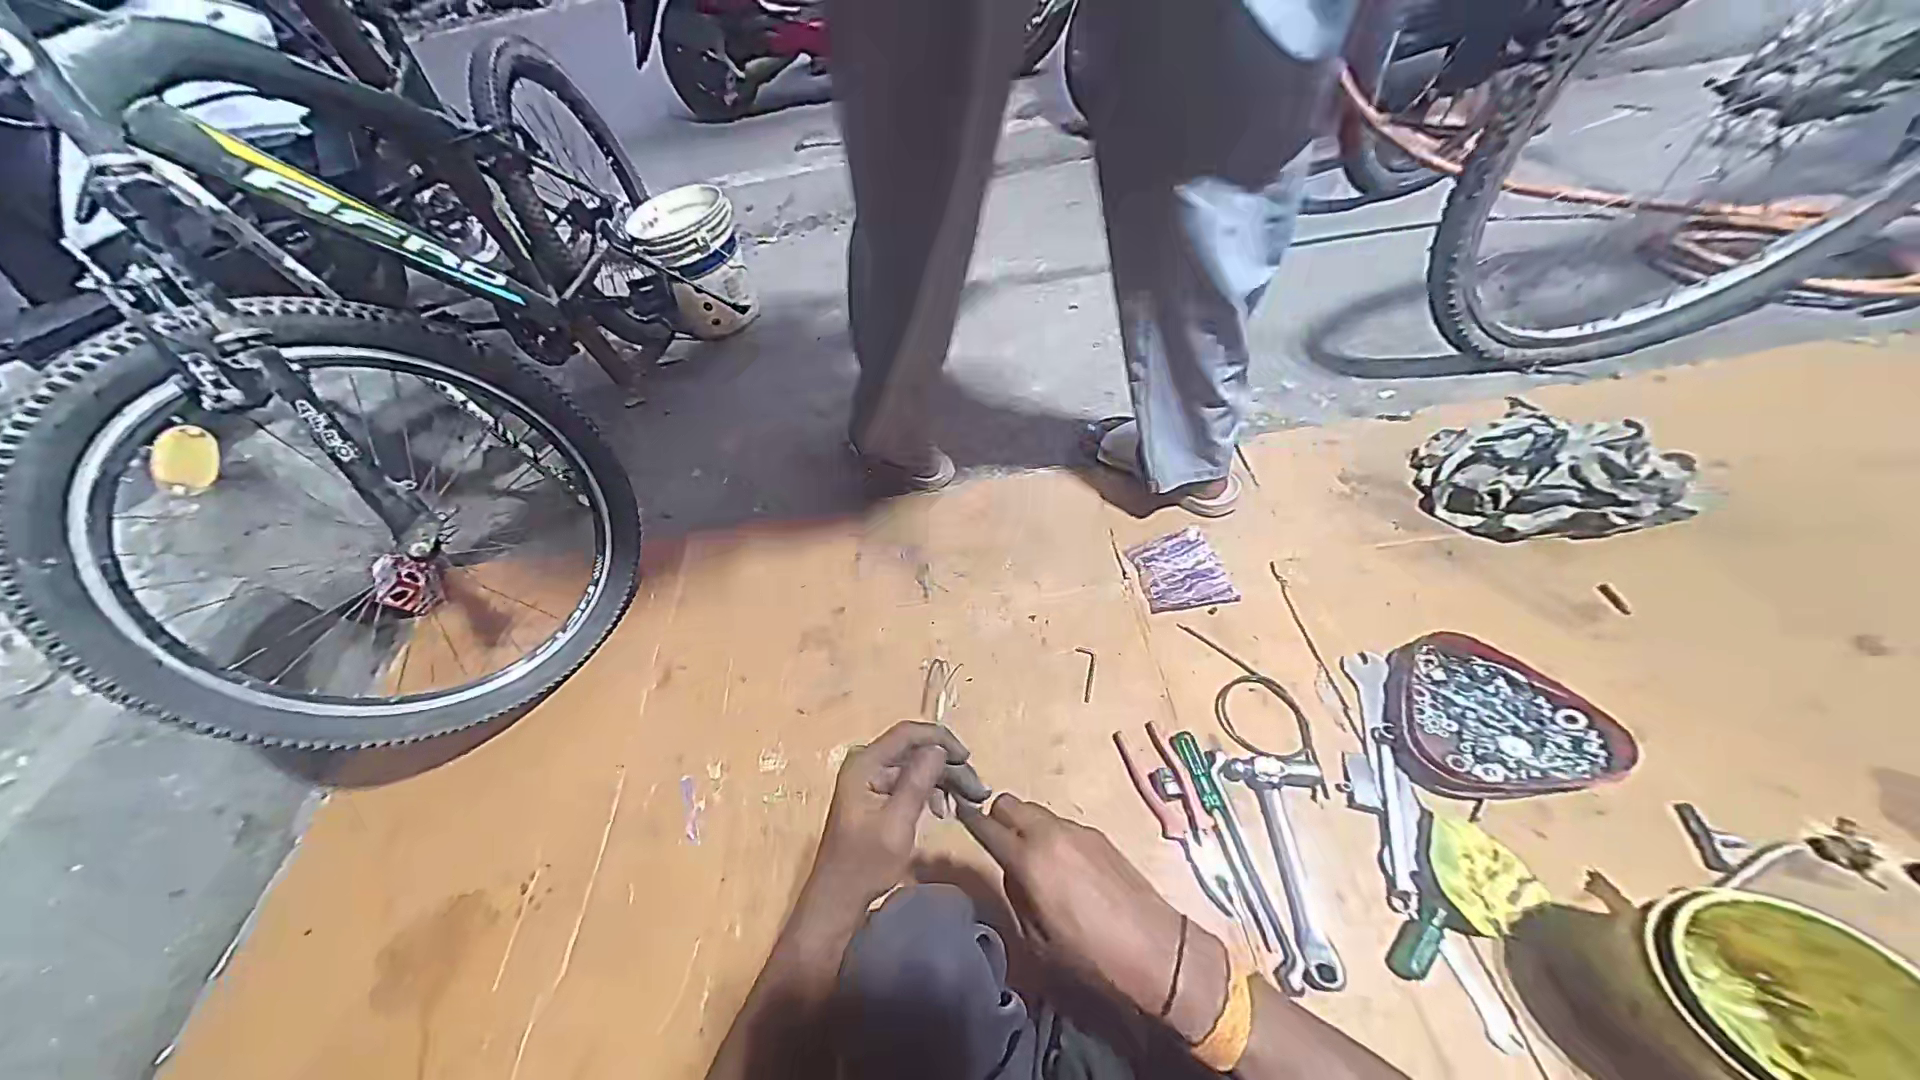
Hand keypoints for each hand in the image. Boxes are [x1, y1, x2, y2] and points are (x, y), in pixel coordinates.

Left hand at [803, 721, 989, 913]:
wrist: (838, 900)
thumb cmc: (864, 865)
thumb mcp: (896, 824)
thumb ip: (917, 782)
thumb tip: (939, 748)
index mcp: (864, 763)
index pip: (908, 733)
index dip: (941, 739)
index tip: (967, 758)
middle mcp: (866, 763)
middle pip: (915, 749)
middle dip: (948, 766)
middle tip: (977, 790)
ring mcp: (870, 778)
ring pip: (916, 765)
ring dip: (944, 779)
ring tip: (970, 800)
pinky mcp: (876, 793)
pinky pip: (910, 780)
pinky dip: (931, 791)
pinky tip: (945, 809)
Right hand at [959, 795, 1228, 1041]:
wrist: (1156, 949)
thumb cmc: (1091, 954)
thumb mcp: (1038, 940)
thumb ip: (1017, 896)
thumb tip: (1013, 873)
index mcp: (1029, 860)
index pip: (987, 826)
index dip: (969, 820)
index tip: (959, 815)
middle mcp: (1050, 834)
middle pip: (1010, 803)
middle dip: (997, 816)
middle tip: (997, 840)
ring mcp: (1077, 830)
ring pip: (1036, 810)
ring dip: (1026, 824)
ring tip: (1033, 856)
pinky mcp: (1098, 835)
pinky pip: (1061, 824)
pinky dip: (1051, 834)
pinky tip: (1063, 865)